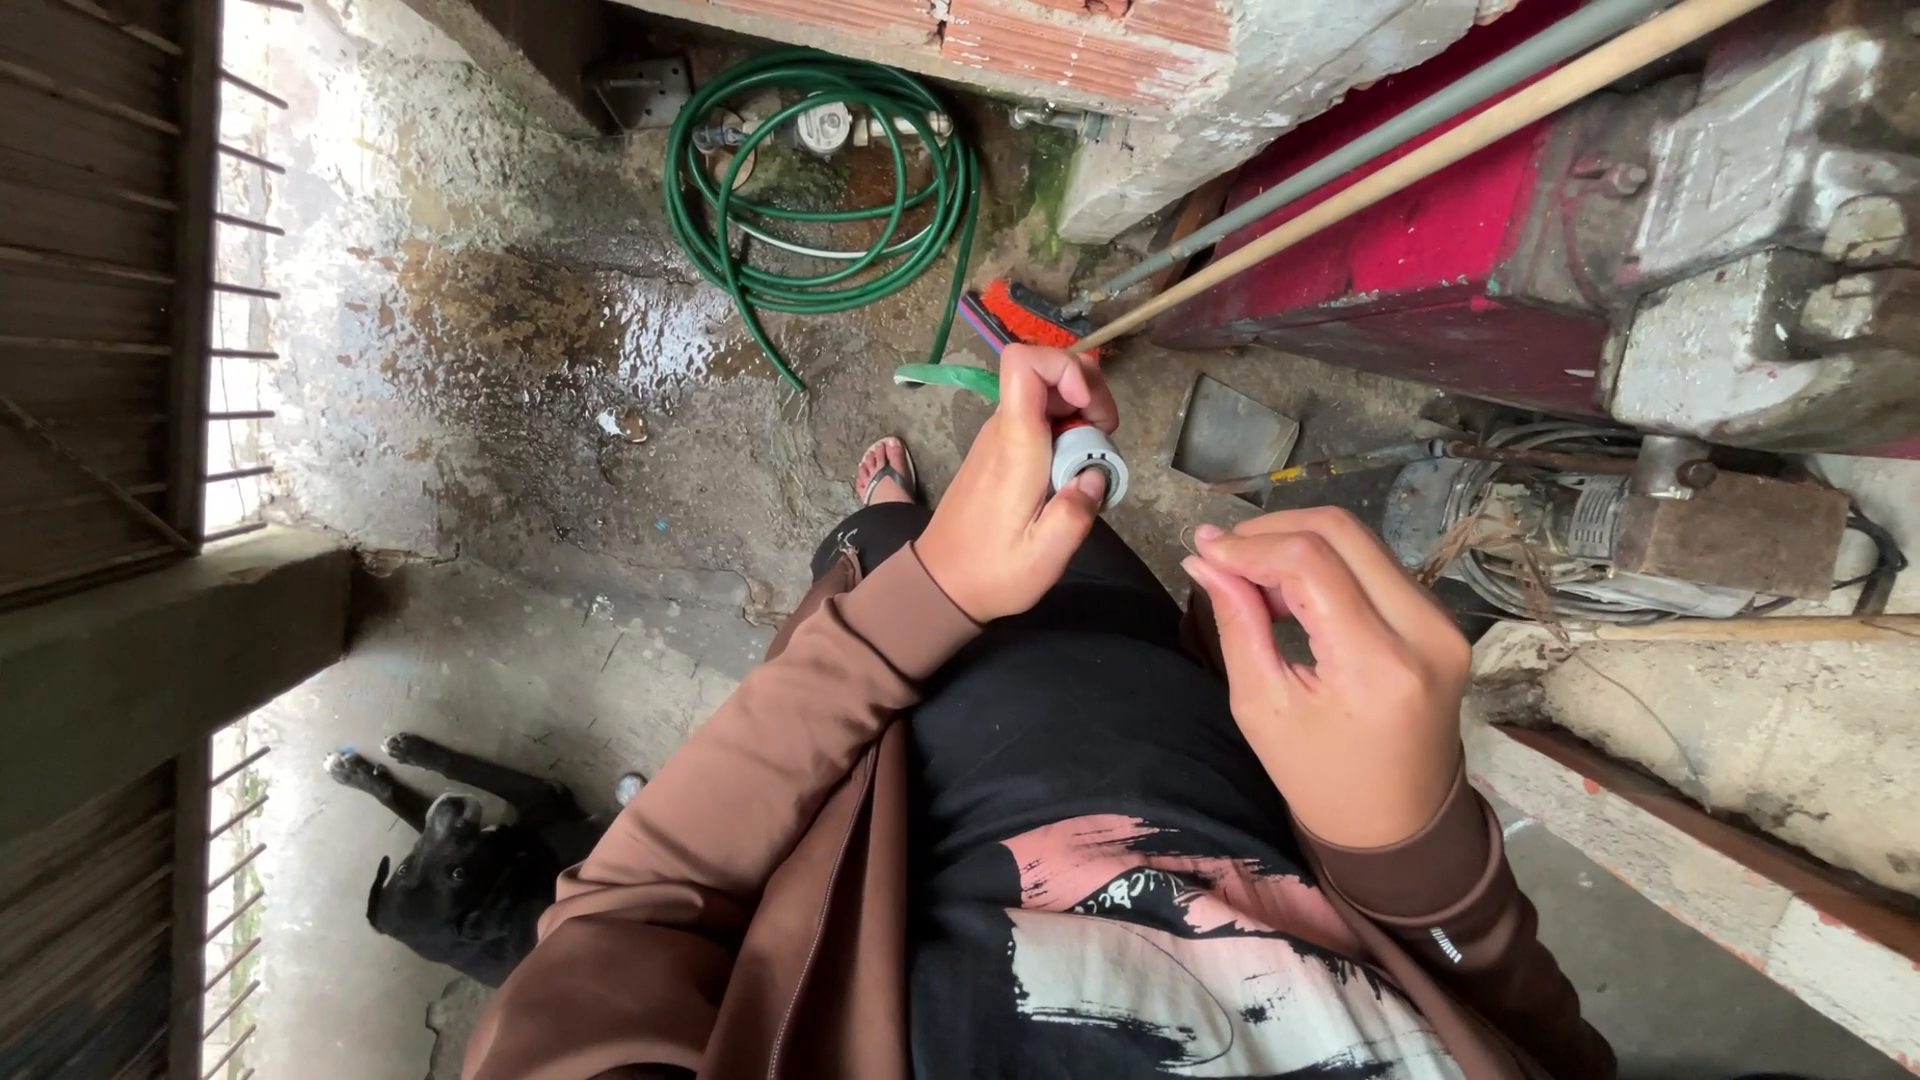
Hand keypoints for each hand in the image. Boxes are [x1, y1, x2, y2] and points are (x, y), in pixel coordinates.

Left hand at [916, 345, 1116, 621]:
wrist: (942, 582)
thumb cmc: (991, 571)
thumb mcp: (1044, 557)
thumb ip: (1076, 513)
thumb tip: (1097, 474)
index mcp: (1013, 446)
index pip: (1023, 363)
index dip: (1065, 367)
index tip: (1090, 410)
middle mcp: (1002, 431)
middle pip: (1044, 371)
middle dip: (1088, 391)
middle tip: (1105, 439)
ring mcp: (998, 438)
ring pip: (1045, 395)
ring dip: (1079, 413)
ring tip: (1093, 458)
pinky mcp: (999, 451)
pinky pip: (1037, 419)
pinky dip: (1065, 429)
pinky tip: (1072, 467)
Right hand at [1182, 508, 1470, 848]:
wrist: (1396, 824)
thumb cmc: (1317, 775)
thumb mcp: (1260, 704)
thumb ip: (1236, 621)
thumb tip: (1203, 558)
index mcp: (1376, 664)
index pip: (1309, 562)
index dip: (1248, 546)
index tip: (1204, 552)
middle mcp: (1424, 632)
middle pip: (1340, 531)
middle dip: (1270, 530)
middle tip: (1223, 555)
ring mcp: (1443, 623)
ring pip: (1358, 539)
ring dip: (1295, 543)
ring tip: (1253, 580)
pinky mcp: (1441, 621)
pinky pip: (1374, 563)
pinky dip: (1323, 561)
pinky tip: (1291, 591)